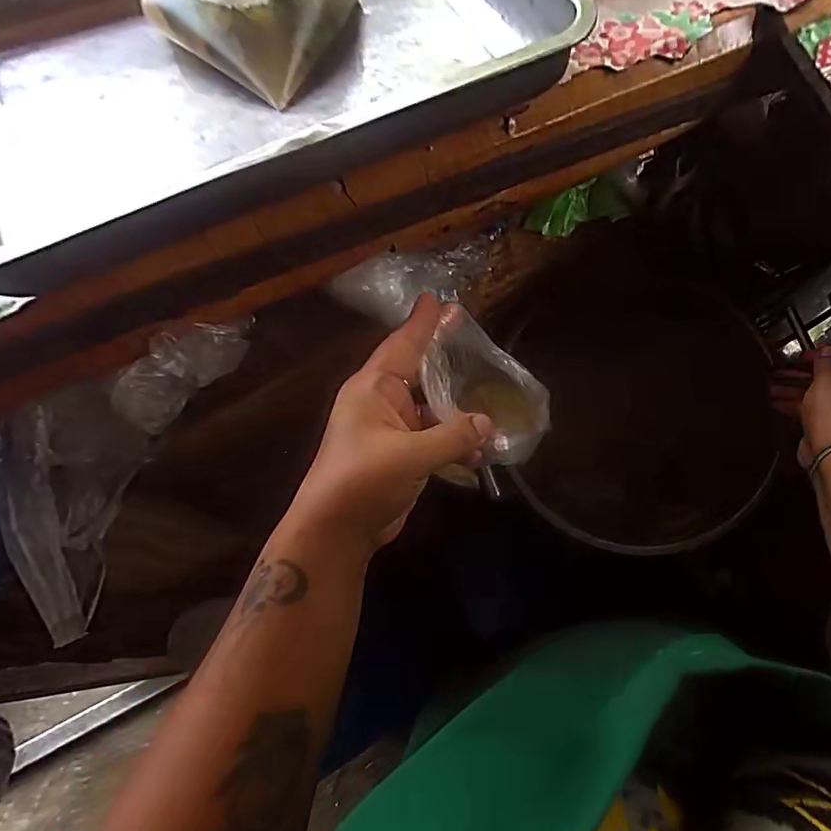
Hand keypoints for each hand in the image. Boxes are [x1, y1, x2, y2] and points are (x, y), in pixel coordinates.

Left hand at [284, 295, 493, 550]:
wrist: (338, 531)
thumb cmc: (363, 482)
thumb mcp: (410, 455)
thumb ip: (453, 436)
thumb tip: (488, 423)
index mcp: (373, 390)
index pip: (402, 346)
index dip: (422, 324)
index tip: (439, 299)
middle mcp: (382, 404)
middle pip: (420, 374)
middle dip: (446, 360)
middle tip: (475, 339)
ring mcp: (392, 432)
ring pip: (432, 409)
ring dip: (459, 409)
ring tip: (493, 397)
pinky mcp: (402, 457)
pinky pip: (435, 438)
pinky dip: (456, 441)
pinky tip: (482, 448)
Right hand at [771, 346, 830, 467]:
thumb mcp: (827, 379)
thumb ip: (824, 361)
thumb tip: (826, 350)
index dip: (821, 356)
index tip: (804, 356)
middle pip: (825, 379)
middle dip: (800, 374)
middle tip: (783, 370)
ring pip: (813, 396)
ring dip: (791, 390)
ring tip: (773, 384)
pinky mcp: (824, 428)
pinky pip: (806, 412)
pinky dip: (791, 406)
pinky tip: (776, 401)